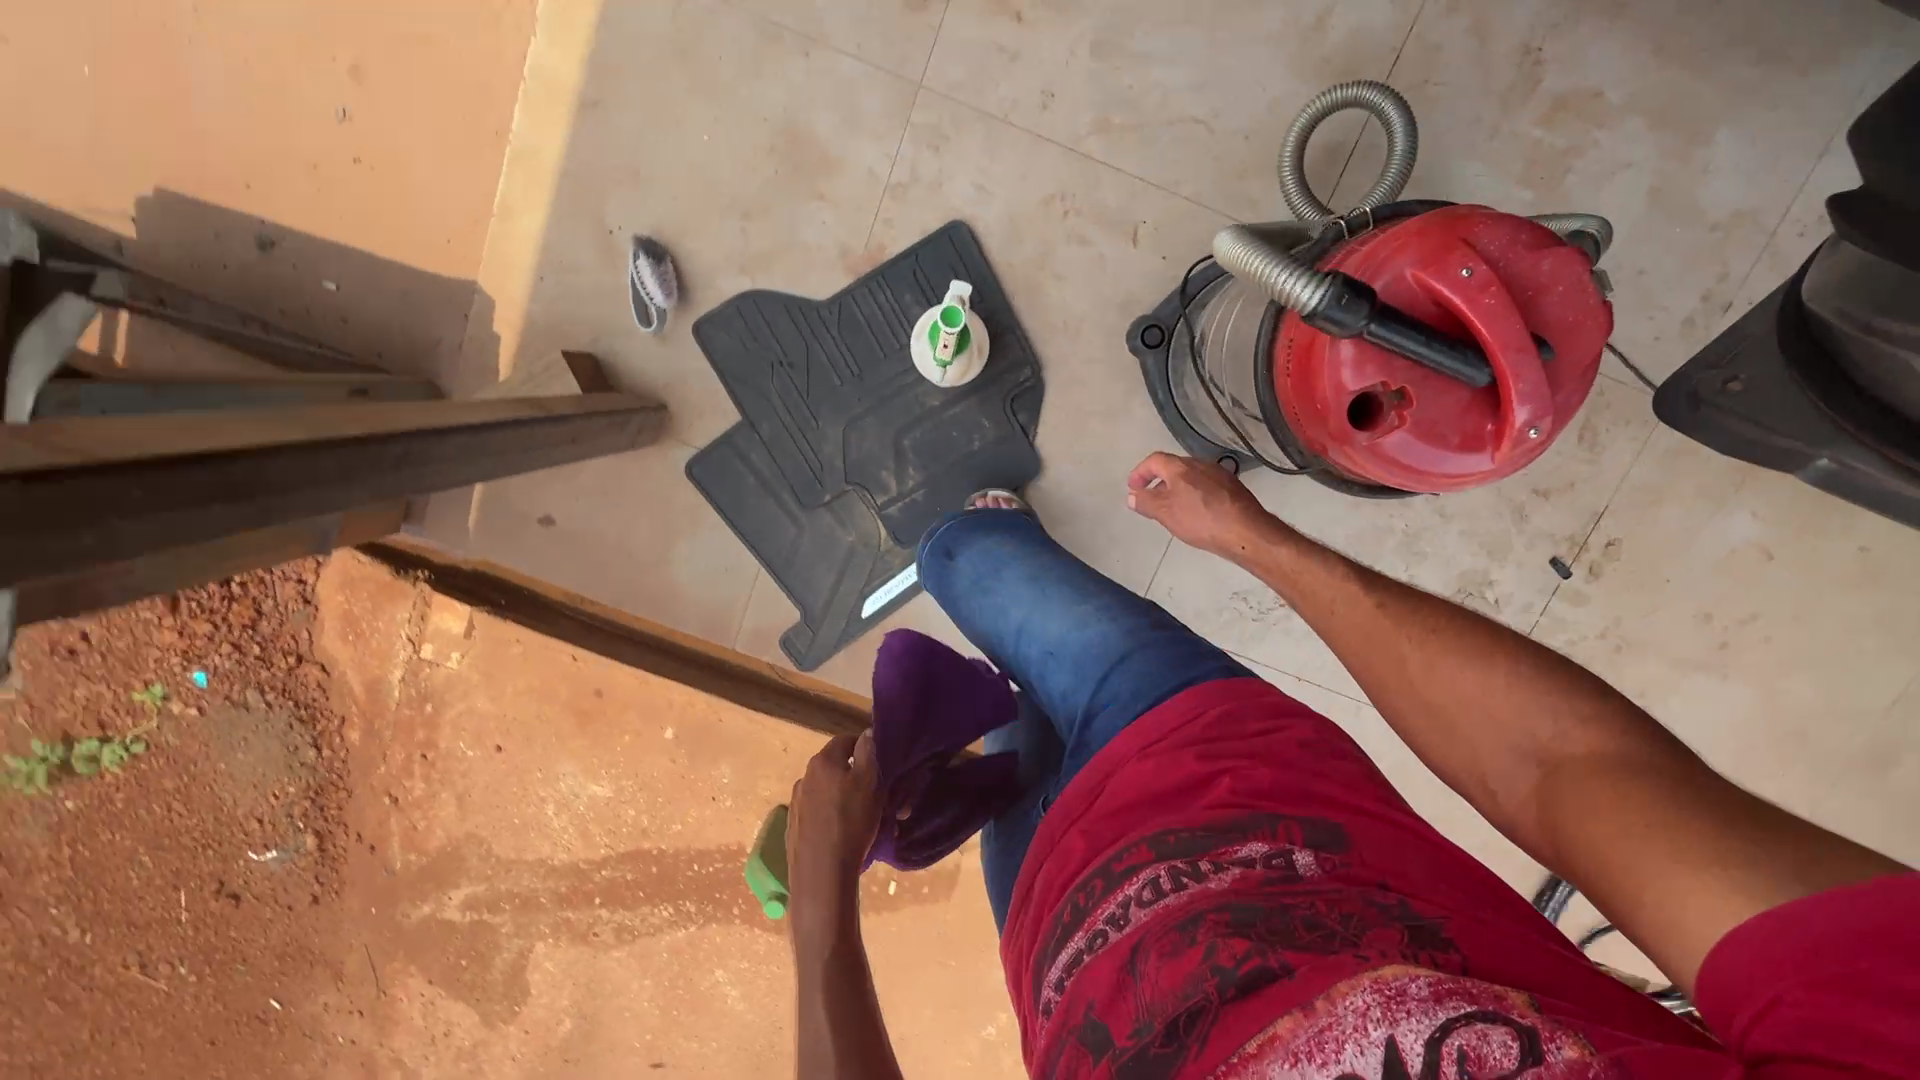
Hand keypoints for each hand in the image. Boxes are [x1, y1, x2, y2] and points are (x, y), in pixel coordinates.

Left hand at [788, 731, 883, 914]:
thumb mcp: (870, 783)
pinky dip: (833, 817)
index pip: (846, 740)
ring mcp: (796, 804)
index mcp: (822, 762)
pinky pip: (819, 814)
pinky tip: (846, 835)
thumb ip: (868, 753)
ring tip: (867, 821)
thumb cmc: (851, 822)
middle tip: (880, 797)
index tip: (881, 765)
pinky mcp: (794, 828)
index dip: (865, 748)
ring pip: (828, 792)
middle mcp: (805, 777)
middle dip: (859, 778)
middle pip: (836, 768)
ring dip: (846, 799)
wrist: (821, 874)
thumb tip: (867, 732)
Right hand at [1127, 452, 1283, 558]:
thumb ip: (1145, 502)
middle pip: (1174, 466)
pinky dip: (1194, 493)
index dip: (1140, 472)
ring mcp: (1220, 474)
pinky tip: (1197, 511)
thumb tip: (1133, 496)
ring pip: (1191, 476)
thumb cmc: (1200, 520)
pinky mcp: (1233, 487)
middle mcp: (1201, 464)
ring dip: (1177, 487)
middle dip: (1158, 480)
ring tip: (1173, 507)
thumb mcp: (1165, 513)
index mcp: (1181, 467)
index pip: (1154, 460)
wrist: (1245, 531)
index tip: (1133, 487)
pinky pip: (1206, 485)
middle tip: (1150, 498)